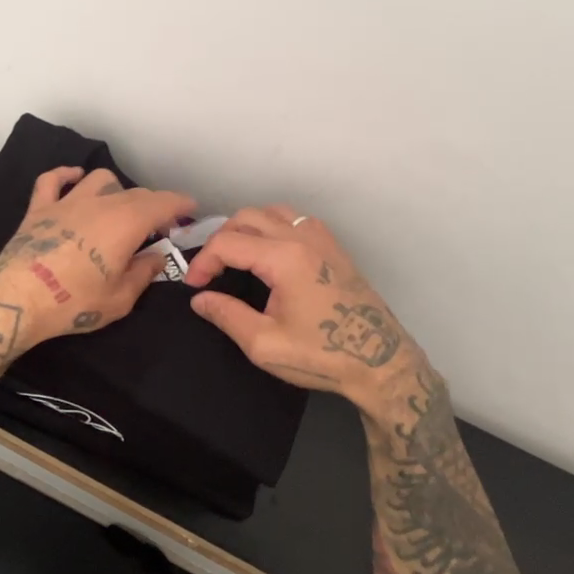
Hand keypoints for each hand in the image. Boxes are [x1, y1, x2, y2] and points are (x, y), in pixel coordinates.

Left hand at [0, 166, 195, 357]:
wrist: (17, 300)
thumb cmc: (74, 303)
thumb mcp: (120, 298)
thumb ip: (143, 274)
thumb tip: (155, 257)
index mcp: (126, 222)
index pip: (163, 203)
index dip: (180, 205)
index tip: (190, 210)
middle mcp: (99, 203)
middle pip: (134, 194)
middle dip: (152, 206)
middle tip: (157, 228)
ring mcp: (66, 202)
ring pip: (99, 180)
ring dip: (116, 190)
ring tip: (119, 208)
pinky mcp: (38, 209)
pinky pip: (53, 180)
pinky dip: (67, 175)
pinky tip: (75, 177)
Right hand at [184, 206, 422, 407]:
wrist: (379, 362)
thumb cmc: (320, 355)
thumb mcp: (263, 343)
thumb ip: (226, 315)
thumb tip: (199, 300)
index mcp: (284, 258)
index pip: (227, 242)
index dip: (202, 262)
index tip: (194, 288)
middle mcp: (302, 238)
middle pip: (247, 216)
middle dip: (220, 240)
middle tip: (212, 272)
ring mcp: (322, 239)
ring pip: (272, 212)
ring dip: (246, 229)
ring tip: (236, 259)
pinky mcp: (334, 248)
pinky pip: (295, 220)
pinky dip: (273, 228)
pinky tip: (268, 256)